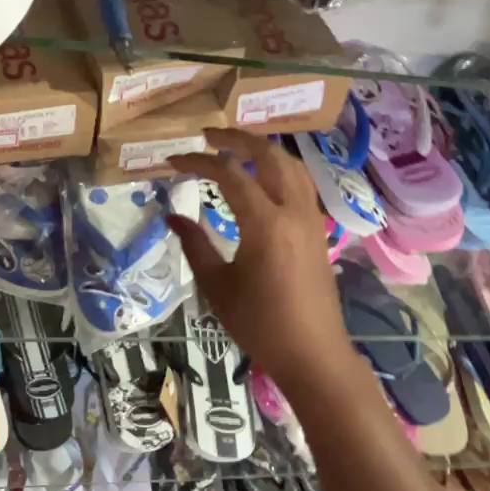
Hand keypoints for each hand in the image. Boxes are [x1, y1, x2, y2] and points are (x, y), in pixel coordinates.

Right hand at [167, 128, 351, 394]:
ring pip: (291, 166)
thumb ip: (194, 244)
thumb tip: (172, 216)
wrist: (313, 355)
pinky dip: (279, 168)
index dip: (198, 161)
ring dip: (262, 149)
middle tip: (207, 135)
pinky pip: (300, 184)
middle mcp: (293, 211)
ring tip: (235, 147)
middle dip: (236, 138)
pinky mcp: (317, 231)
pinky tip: (262, 177)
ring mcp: (310, 220)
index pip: (229, 173)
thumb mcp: (217, 286)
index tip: (172, 161)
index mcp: (265, 223)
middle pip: (269, 155)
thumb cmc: (259, 324)